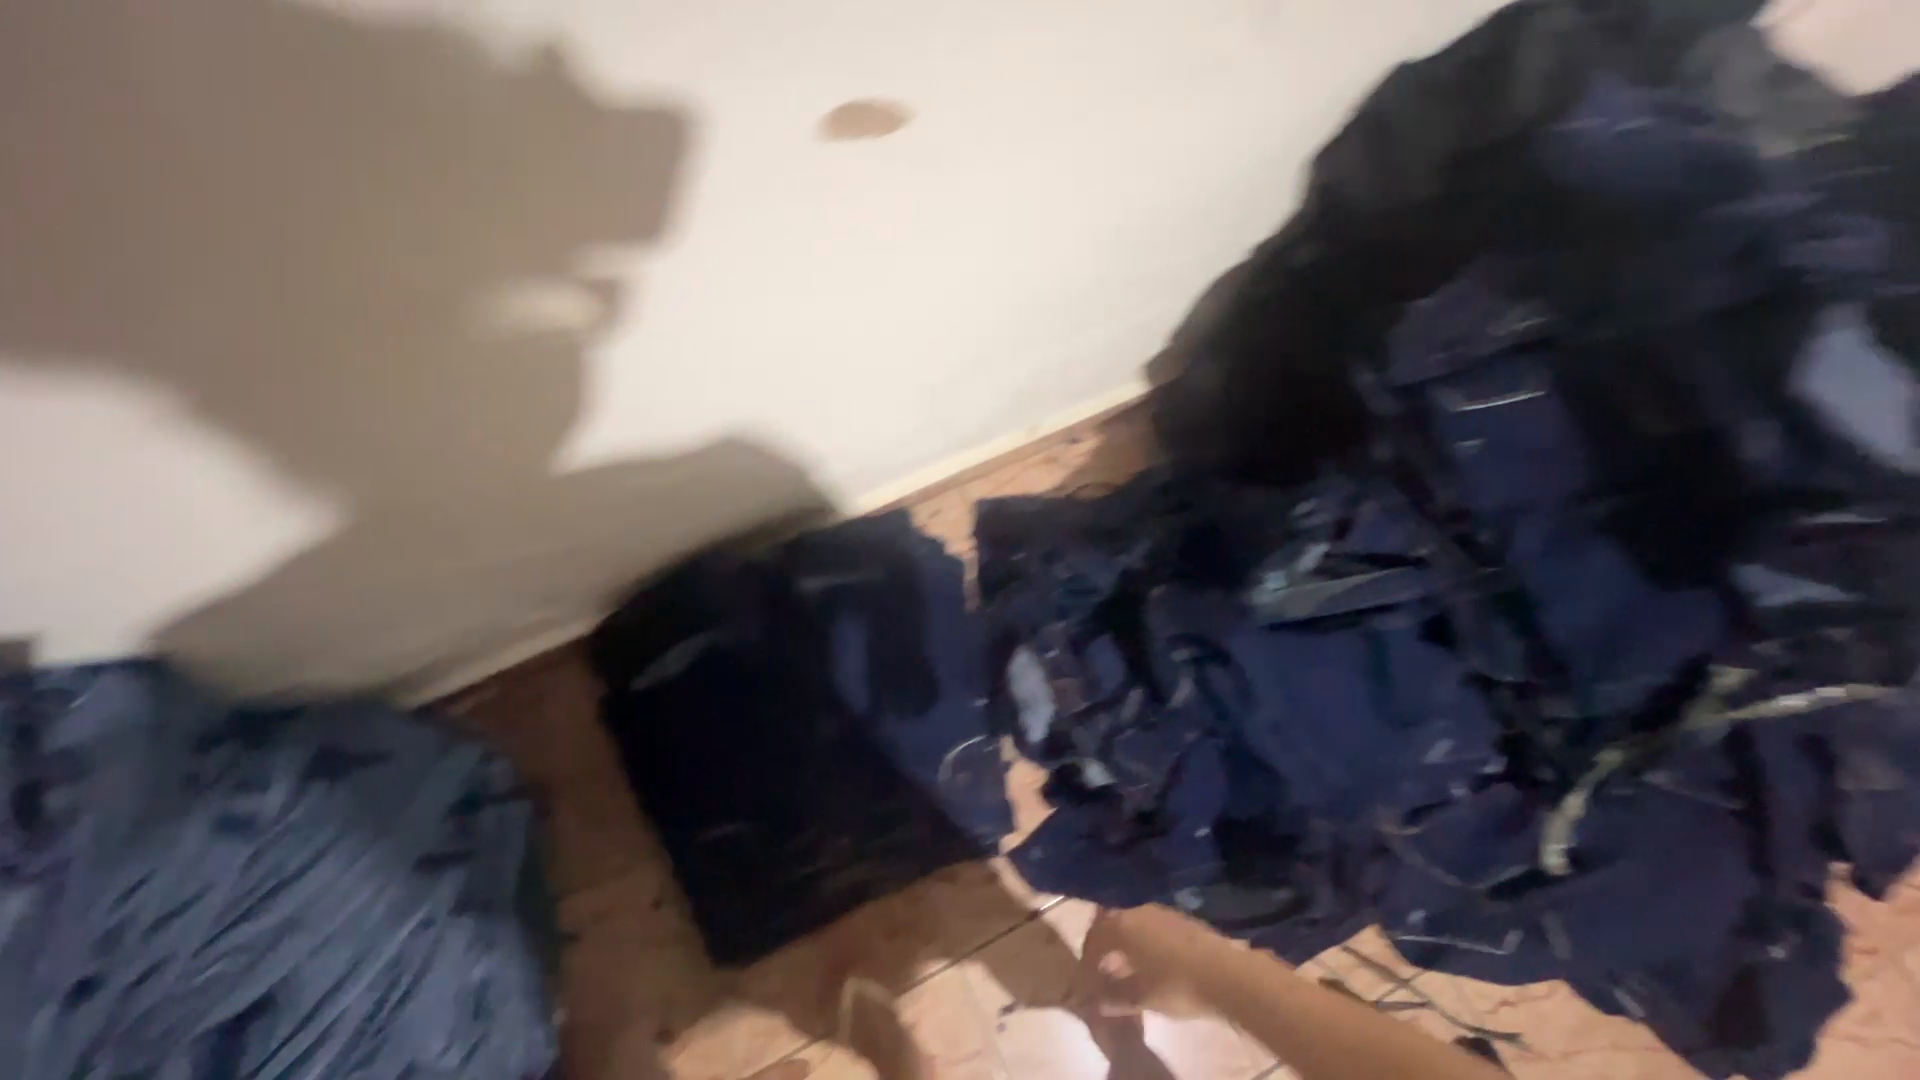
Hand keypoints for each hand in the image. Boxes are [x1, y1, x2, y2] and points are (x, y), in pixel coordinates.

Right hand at [1074, 904, 1233, 1018]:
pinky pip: (1152, 925)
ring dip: (1126, 941)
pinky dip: (1145, 940)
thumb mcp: (1143, 997)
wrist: (1225, 973)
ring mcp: (1161, 912)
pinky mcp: (1181, 918)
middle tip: (1103, 965)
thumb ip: (1117, 998)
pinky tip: (1153, 960)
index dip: (1088, 956)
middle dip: (1105, 943)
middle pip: (1112, 923)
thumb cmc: (1176, 985)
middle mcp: (1138, 911)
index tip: (1087, 974)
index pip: (1095, 937)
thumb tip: (1099, 1003)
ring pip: (1133, 922)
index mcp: (1122, 927)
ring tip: (1128, 965)